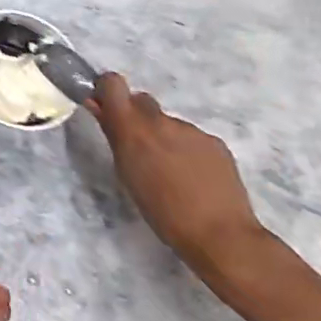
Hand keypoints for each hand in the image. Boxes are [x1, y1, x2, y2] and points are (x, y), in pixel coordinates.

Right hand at [86, 73, 267, 275]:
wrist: (222, 237)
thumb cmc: (162, 211)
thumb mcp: (127, 173)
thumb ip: (113, 135)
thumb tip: (98, 106)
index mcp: (132, 127)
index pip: (113, 83)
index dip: (108, 91)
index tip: (108, 108)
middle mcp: (160, 120)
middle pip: (142, 102)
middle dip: (139, 118)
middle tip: (144, 149)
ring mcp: (191, 130)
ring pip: (169, 124)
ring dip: (166, 138)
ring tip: (176, 173)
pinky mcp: (216, 142)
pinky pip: (194, 139)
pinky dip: (190, 151)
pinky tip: (198, 179)